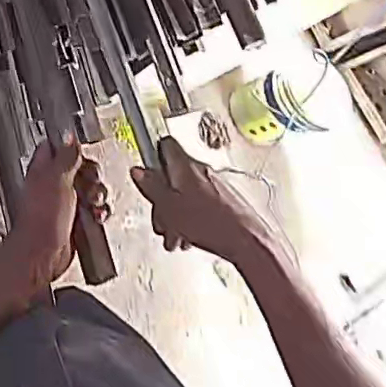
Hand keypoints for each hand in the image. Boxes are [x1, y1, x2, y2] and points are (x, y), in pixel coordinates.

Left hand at [0, 135, 109, 301]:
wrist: (42, 255)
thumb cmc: (42, 218)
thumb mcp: (58, 179)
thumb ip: (66, 156)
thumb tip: (69, 136)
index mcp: (43, 169)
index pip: (58, 147)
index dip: (72, 147)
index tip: (82, 152)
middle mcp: (53, 185)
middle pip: (80, 168)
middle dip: (92, 174)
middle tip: (91, 180)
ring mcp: (64, 203)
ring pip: (90, 189)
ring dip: (98, 194)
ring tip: (94, 201)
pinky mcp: (75, 221)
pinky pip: (94, 210)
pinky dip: (99, 212)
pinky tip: (96, 216)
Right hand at [131, 136, 287, 272]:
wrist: (247, 241)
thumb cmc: (212, 224)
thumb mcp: (170, 208)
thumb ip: (152, 187)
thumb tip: (138, 171)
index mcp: (185, 166)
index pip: (165, 145)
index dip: (152, 157)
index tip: (146, 175)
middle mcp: (200, 170)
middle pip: (171, 175)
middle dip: (162, 199)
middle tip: (161, 218)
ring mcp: (213, 184)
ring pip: (183, 193)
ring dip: (175, 214)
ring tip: (176, 236)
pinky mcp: (222, 199)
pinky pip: (197, 204)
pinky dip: (189, 219)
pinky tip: (189, 237)